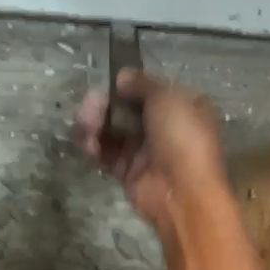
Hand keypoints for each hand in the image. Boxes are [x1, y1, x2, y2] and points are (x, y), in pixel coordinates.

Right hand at [75, 69, 230, 231]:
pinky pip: (105, 154)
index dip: (125, 85)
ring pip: (110, 129)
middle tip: (90, 108)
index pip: (146, 88)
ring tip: (86, 129)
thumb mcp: (167, 98)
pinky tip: (88, 146)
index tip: (111, 83)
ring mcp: (144, 150)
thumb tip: (122, 76)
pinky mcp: (127, 172)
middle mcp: (162, 125)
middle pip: (123, 107)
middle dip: (102, 105)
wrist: (183, 193)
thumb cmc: (182, 138)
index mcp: (180, 104)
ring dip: (93, 125)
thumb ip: (142, 83)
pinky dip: (93, 147)